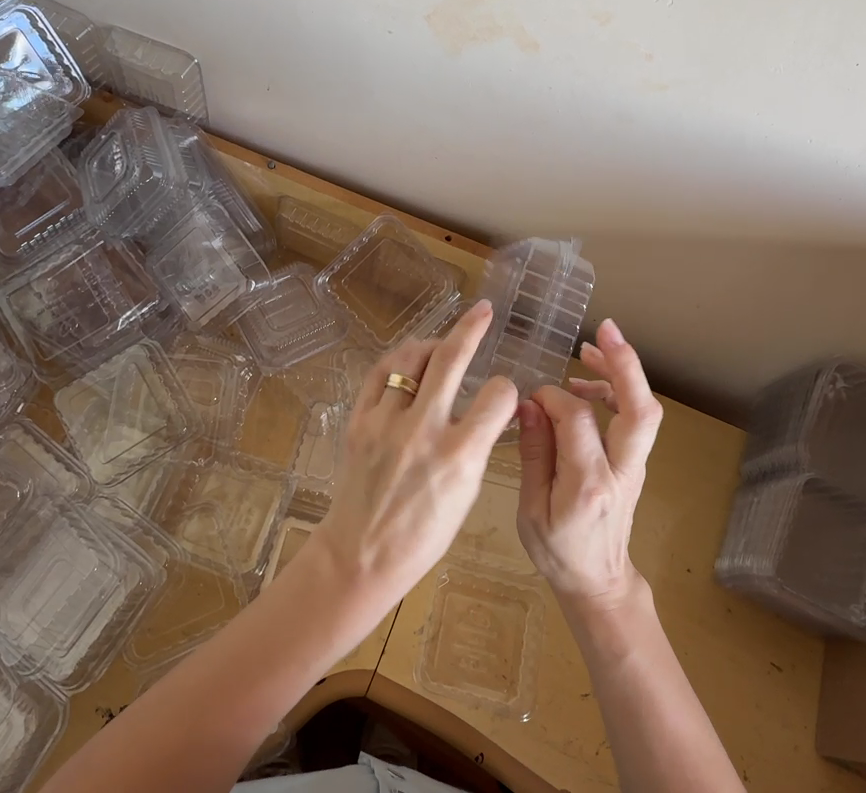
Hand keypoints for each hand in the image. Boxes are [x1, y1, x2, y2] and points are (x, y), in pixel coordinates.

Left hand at [305, 300, 519, 606]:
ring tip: (440, 345)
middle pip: (450, 359)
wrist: (362, 553)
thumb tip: (487, 412)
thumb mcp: (467, 495)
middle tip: (484, 312)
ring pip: (410, 359)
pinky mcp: (359, 420)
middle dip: (471, 328)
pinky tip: (408, 360)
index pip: (497, 397)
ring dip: (430, 345)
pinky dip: (397, 360)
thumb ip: (476, 446)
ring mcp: (386, 421)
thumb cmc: (423, 536)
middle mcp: (423, 430)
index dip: (506, 388)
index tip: (504, 391)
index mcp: (460, 456)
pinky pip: (379, 374)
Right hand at [516, 318, 661, 610]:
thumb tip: (530, 404)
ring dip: (621, 373)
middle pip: (640, 410)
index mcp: (588, 486)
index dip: (551, 396)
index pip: (577, 421)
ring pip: (644, 410)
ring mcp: (634, 466)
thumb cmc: (558, 552)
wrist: (599, 583)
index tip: (527, 395)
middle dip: (625, 365)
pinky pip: (635, 419)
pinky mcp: (634, 462)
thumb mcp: (530, 510)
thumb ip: (533, 454)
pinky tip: (585, 386)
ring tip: (587, 350)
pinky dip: (617, 392)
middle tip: (605, 329)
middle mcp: (621, 471)